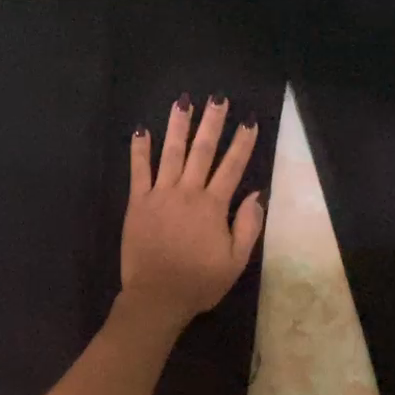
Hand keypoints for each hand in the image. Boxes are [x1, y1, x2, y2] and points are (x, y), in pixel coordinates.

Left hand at [118, 93, 265, 328]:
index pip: (232, 167)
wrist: (157, 297)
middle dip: (212, 123)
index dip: (242, 143)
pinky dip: (139, 150)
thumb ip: (247, 225)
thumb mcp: (235, 261)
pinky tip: (140, 130)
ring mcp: (160, 195)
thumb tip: (256, 193)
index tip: (249, 121)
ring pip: (171, 153)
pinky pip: (138, 171)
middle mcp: (187, 193)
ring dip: (178, 126)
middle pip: (202, 151)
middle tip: (218, 98)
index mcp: (213, 206)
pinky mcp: (138, 203)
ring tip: (183, 102)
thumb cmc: (199, 282)